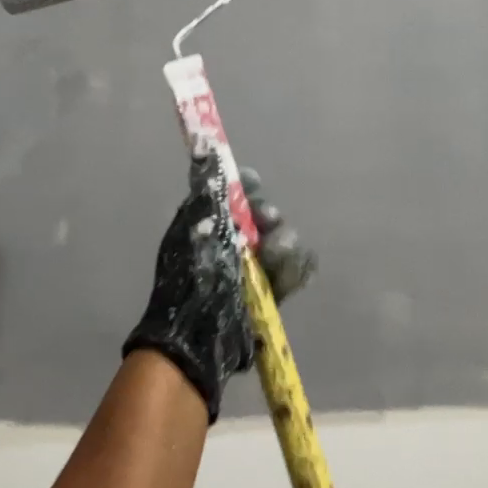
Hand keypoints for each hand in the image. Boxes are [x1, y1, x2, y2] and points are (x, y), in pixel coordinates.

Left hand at [121, 154, 317, 422]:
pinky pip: (299, 269)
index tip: (250, 186)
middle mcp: (235, 238)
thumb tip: (206, 153)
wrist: (198, 334)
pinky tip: (284, 277)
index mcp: (211, 220)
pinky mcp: (273, 289)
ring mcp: (257, 264)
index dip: (248, 185)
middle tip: (264, 226)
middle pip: (266, 212)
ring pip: (287, 239)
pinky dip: (297, 270)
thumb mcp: (191, 230)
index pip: (237, 190)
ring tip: (271, 260)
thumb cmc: (188, 278)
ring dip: (284, 245)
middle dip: (268, 216)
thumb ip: (204, 193)